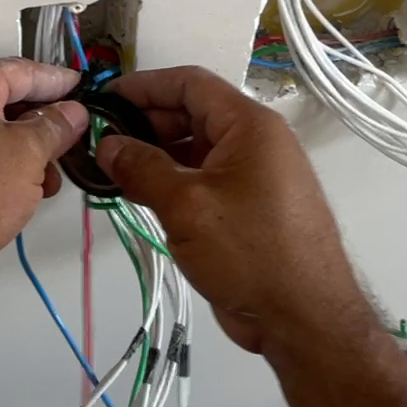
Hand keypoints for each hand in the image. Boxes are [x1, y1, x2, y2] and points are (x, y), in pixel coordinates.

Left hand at [0, 59, 87, 307]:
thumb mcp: (27, 155)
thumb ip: (54, 126)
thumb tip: (72, 111)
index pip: (19, 70)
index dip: (55, 80)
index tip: (82, 87)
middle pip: (0, 100)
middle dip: (40, 123)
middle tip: (72, 141)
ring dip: (21, 151)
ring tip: (49, 182)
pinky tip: (19, 193)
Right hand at [96, 65, 353, 354]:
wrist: (306, 323)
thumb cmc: (250, 252)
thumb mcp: (187, 205)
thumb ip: (141, 168)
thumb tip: (107, 145)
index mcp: (249, 126)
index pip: (190, 83)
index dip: (143, 85)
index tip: (103, 99)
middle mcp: (253, 142)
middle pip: (190, 114)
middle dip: (143, 123)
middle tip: (100, 139)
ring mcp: (251, 176)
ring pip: (192, 148)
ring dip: (152, 155)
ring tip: (109, 168)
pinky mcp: (245, 207)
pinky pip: (200, 178)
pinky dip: (168, 180)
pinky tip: (135, 193)